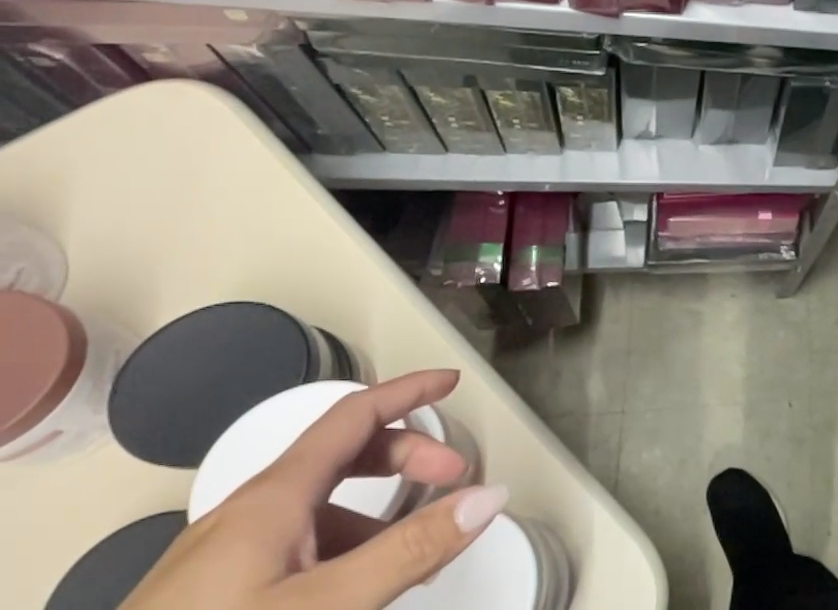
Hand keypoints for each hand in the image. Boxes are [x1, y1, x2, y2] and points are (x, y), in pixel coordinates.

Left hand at [125, 370, 509, 609]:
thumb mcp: (326, 606)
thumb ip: (410, 549)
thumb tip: (491, 495)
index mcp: (271, 500)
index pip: (351, 416)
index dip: (406, 391)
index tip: (453, 382)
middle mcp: (245, 516)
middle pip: (340, 455)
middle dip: (405, 455)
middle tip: (453, 479)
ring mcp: (223, 560)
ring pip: (318, 508)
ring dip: (378, 510)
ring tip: (415, 552)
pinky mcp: (212, 597)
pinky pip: (294, 547)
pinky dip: (344, 547)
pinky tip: (358, 590)